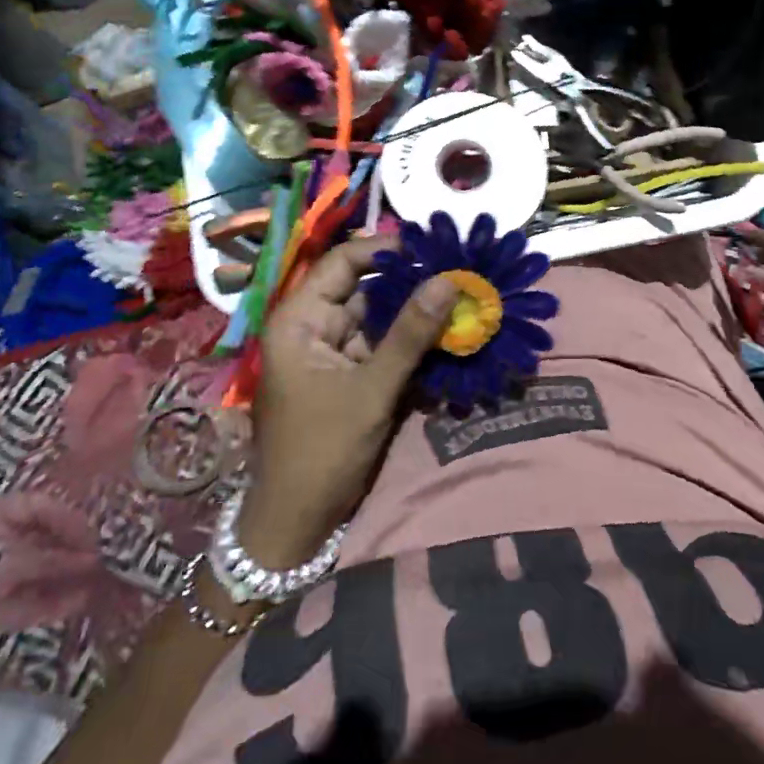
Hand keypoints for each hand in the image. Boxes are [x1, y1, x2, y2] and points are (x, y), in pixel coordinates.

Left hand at [244, 236, 459, 564]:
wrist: (299, 518)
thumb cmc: (323, 449)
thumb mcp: (371, 389)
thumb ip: (410, 334)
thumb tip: (448, 280)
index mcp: (301, 320)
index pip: (342, 263)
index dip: (386, 249)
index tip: (434, 246)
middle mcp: (315, 327)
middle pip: (365, 289)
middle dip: (411, 283)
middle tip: (460, 273)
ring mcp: (333, 353)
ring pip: (379, 319)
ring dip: (416, 314)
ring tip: (463, 299)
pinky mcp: (350, 376)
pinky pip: (383, 347)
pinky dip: (412, 343)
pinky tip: (448, 335)